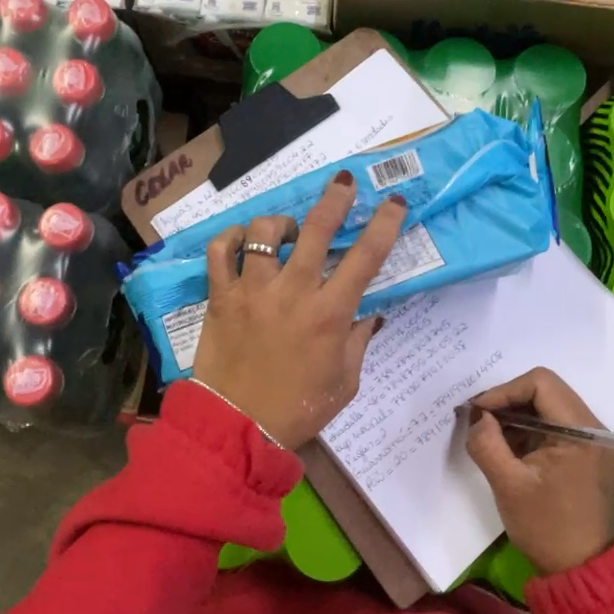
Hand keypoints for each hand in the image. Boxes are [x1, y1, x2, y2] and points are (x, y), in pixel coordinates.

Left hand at [190, 171, 407, 449]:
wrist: (237, 427)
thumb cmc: (298, 408)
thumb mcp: (344, 381)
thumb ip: (358, 341)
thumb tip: (370, 312)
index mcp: (329, 314)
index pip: (365, 258)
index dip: (384, 225)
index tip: (393, 203)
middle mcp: (292, 293)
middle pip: (316, 230)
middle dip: (334, 199)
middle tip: (343, 185)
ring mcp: (252, 291)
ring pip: (263, 233)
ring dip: (280, 223)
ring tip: (288, 231)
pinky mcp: (220, 297)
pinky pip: (220, 252)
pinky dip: (230, 239)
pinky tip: (241, 242)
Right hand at [466, 368, 613, 575]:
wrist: (578, 568)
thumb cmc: (544, 527)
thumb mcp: (507, 484)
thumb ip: (487, 442)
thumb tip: (476, 415)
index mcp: (581, 432)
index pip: (540, 383)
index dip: (504, 391)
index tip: (478, 412)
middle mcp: (593, 427)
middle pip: (545, 388)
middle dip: (508, 400)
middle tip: (480, 419)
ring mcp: (591, 439)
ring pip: (547, 402)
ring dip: (516, 412)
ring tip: (490, 432)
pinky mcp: (584, 450)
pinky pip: (552, 421)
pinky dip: (527, 426)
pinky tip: (507, 444)